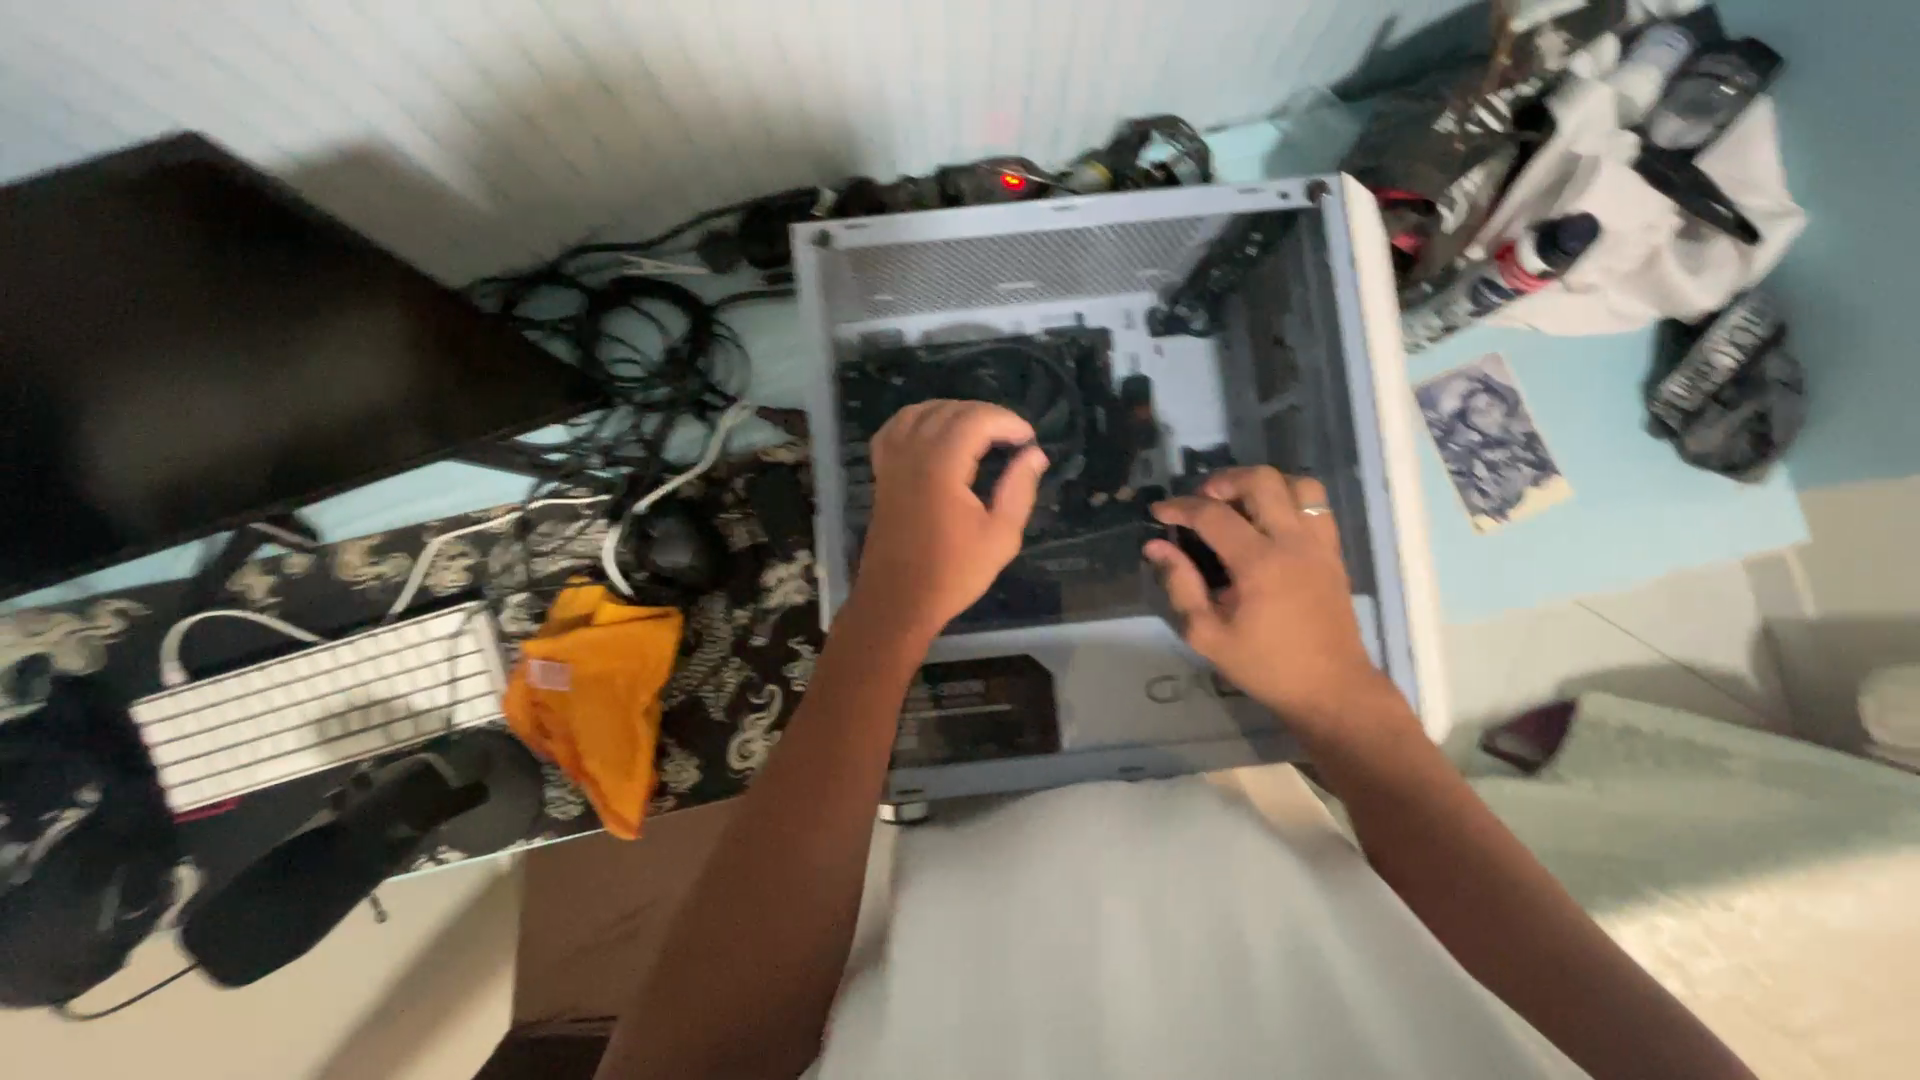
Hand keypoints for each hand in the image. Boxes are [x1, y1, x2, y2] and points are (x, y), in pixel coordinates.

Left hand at [853, 400, 1046, 636]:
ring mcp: (892, 462)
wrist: (897, 601)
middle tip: (1012, 438)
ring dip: (954, 412)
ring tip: (981, 432)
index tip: (1029, 439)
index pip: (975, 420)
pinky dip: (918, 420)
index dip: (1007, 421)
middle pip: (950, 411)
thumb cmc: (952, 574)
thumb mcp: (1000, 536)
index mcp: (941, 467)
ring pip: (921, 412)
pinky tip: (936, 433)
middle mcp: (912, 455)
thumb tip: (1034, 455)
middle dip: (986, 415)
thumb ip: (1019, 490)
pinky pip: (895, 429)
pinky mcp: (882, 475)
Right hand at [1144, 467, 1407, 737]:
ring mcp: (1320, 544)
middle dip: (1224, 481)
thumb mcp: (1208, 635)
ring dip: (1264, 485)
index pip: (1213, 515)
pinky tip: (1270, 522)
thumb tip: (1157, 547)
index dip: (1180, 507)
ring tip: (1241, 504)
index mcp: (1260, 563)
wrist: (1332, 689)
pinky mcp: (1334, 553)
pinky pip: (1317, 507)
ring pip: (1299, 485)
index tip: (1159, 511)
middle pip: (1262, 481)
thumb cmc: (1266, 666)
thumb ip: (1181, 586)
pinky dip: (1291, 501)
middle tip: (1202, 500)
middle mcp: (1294, 542)